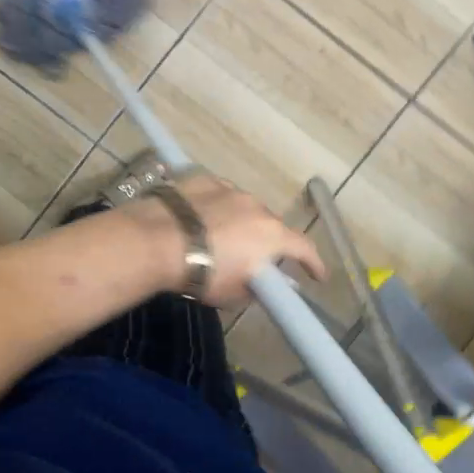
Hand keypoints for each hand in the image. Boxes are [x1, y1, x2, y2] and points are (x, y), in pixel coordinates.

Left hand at [124, 174, 326, 308]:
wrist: (157, 239)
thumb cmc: (202, 272)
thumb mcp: (235, 293)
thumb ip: (259, 286)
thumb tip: (271, 280)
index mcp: (272, 235)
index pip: (305, 248)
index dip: (313, 263)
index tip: (316, 274)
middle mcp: (256, 206)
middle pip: (271, 225)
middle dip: (268, 241)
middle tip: (255, 256)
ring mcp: (228, 188)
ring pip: (244, 206)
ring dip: (241, 220)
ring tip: (223, 235)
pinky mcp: (201, 178)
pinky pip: (218, 194)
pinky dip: (217, 205)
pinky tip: (202, 216)